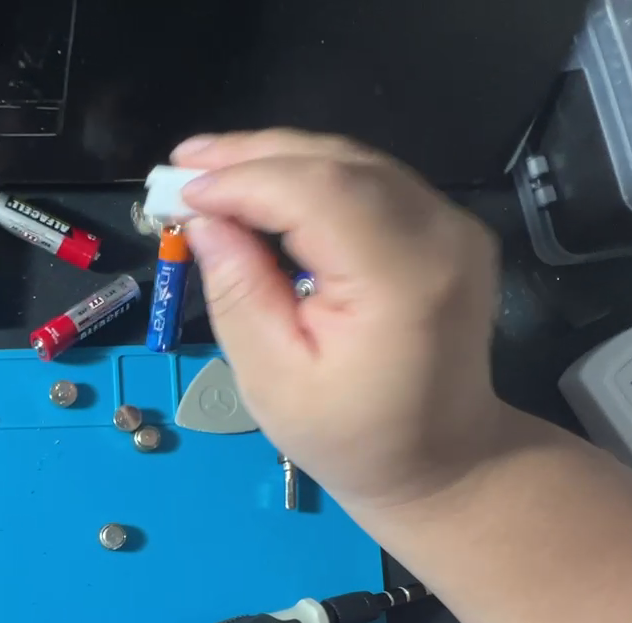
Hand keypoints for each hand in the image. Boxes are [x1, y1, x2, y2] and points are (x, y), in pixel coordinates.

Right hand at [173, 130, 506, 510]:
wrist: (438, 457)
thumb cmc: (345, 434)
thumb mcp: (271, 378)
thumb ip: (239, 293)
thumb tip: (204, 224)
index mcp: (399, 281)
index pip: (318, 195)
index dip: (244, 183)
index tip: (179, 193)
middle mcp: (439, 235)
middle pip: (339, 165)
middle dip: (253, 156)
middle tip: (182, 161)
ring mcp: (452, 226)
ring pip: (355, 164)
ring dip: (277, 160)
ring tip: (208, 169)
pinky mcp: (444, 229)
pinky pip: (369, 184)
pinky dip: (308, 179)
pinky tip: (261, 188)